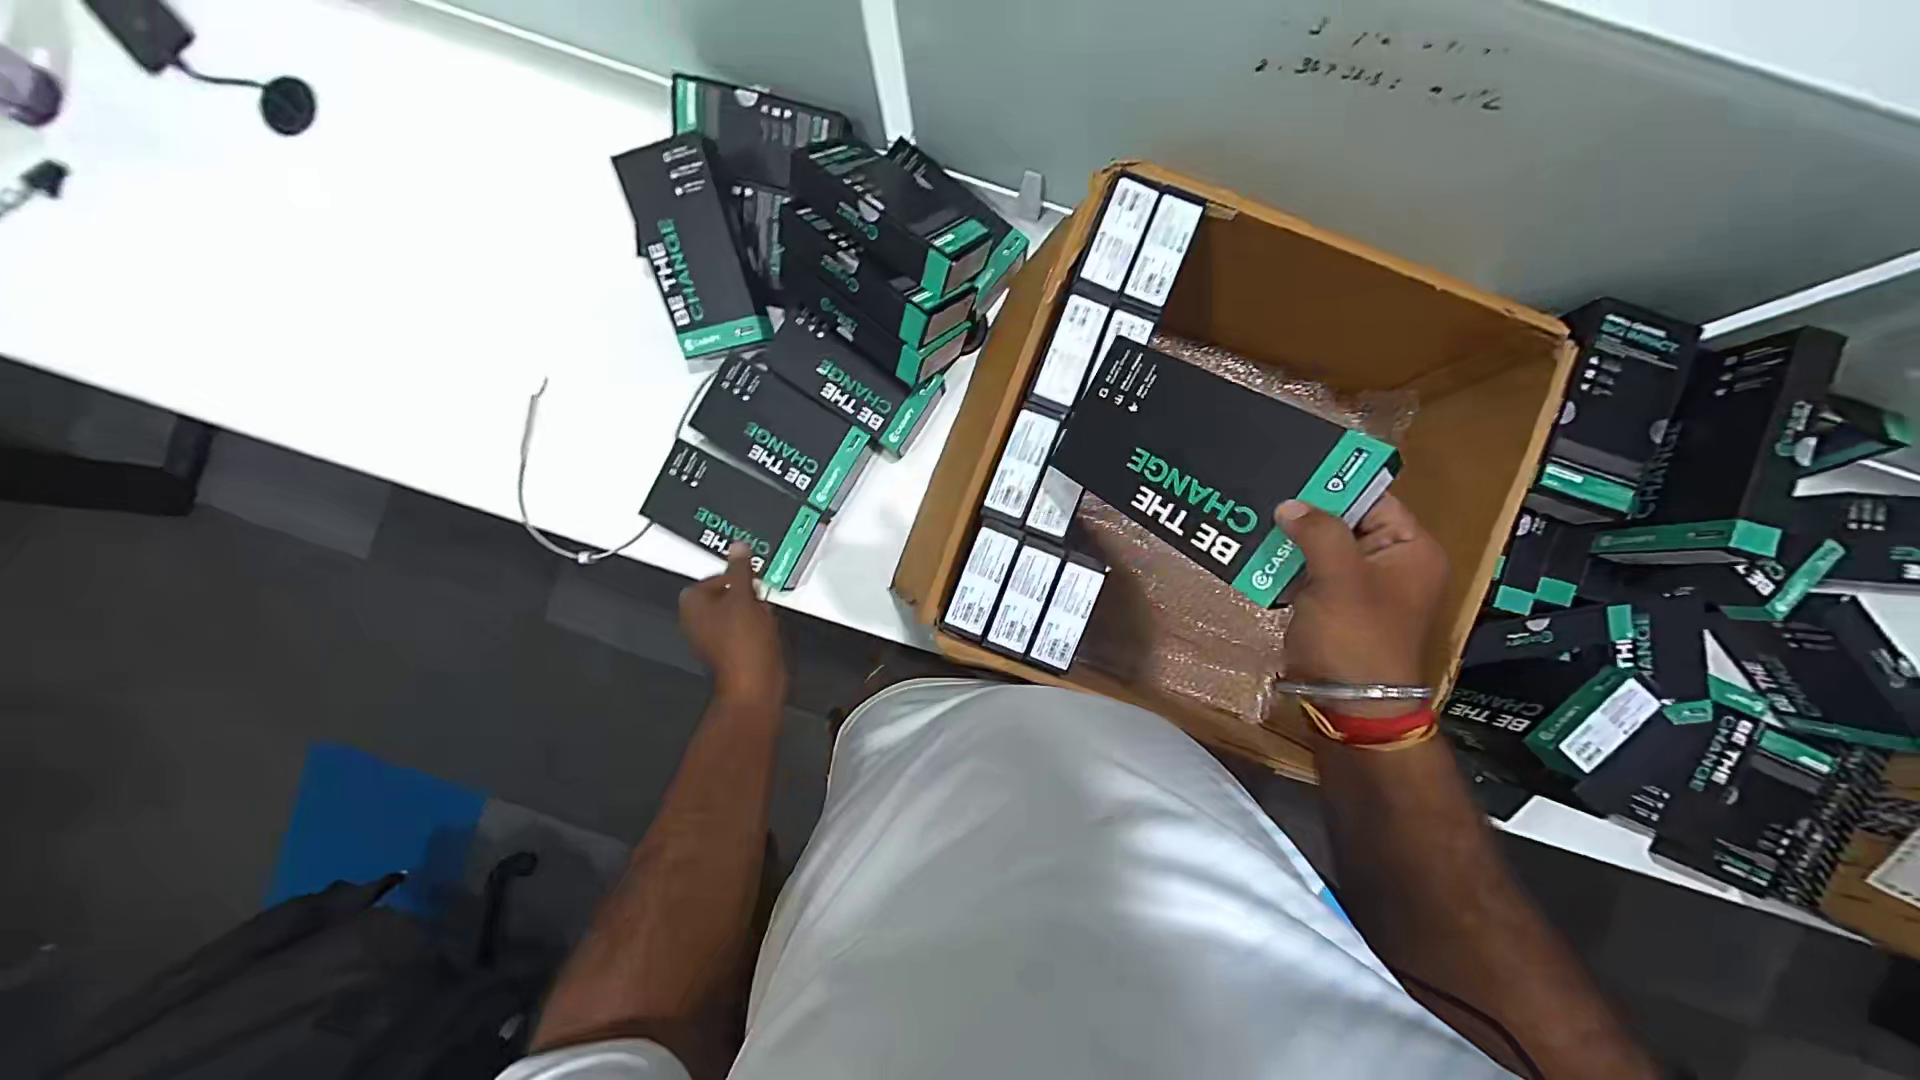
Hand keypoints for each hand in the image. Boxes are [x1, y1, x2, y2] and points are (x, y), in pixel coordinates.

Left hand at [679, 543, 787, 707]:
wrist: (755, 681)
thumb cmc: (741, 646)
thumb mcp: (744, 596)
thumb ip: (741, 568)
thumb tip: (738, 548)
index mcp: (691, 605)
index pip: (712, 576)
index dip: (733, 573)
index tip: (748, 572)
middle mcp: (697, 622)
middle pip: (723, 593)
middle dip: (744, 591)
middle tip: (757, 592)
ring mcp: (713, 637)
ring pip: (735, 610)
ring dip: (752, 607)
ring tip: (763, 611)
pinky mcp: (730, 649)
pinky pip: (743, 628)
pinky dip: (754, 624)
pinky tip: (765, 627)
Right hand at [1276, 494, 1447, 714]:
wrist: (1347, 704)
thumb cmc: (1355, 637)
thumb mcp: (1340, 578)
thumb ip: (1318, 532)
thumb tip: (1290, 505)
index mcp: (1409, 550)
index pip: (1374, 499)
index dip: (1336, 484)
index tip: (1294, 469)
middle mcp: (1389, 563)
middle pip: (1345, 521)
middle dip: (1305, 511)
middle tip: (1265, 492)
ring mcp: (1359, 586)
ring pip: (1322, 547)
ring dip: (1291, 539)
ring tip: (1254, 518)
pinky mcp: (1333, 605)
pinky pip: (1309, 572)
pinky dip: (1286, 564)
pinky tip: (1256, 554)